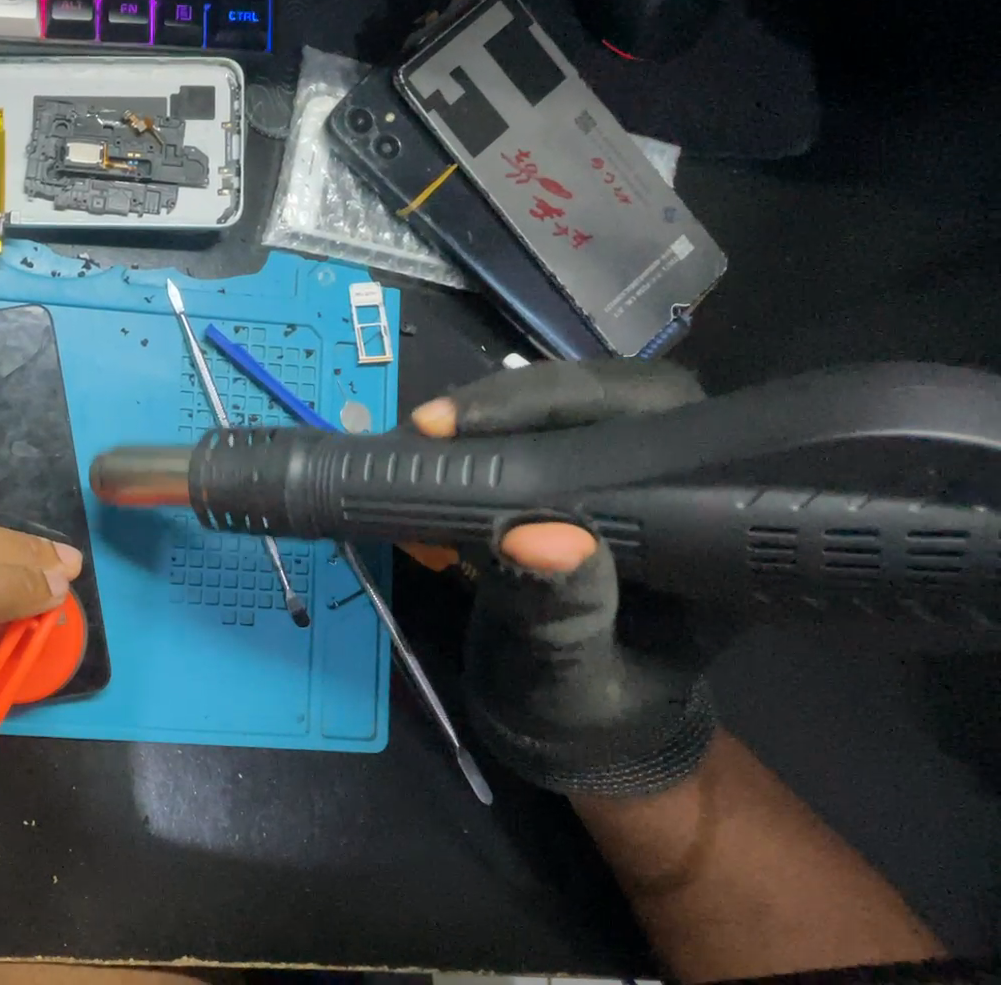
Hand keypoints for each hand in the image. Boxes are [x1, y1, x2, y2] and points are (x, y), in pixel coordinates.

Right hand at [412, 360, 717, 796]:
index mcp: (715, 548)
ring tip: (419, 436)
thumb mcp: (570, 689)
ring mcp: (621, 492)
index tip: (475, 430)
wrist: (573, 733)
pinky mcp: (569, 494)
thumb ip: (559, 621)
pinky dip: (471, 440)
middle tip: (430, 424)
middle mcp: (679, 500)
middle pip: (619, 403)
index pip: (666, 439)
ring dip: (489, 415)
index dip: (575, 415)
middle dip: (519, 401)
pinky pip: (529, 443)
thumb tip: (535, 535)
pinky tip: (427, 450)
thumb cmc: (587, 724)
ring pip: (571, 414)